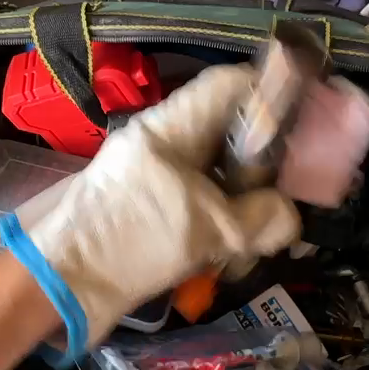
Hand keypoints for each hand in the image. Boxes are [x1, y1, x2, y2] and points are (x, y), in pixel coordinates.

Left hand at [2, 65, 301, 357]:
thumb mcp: (207, 230)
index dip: (269, 89)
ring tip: (270, 219)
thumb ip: (261, 218)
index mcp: (170, 127)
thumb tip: (291, 215)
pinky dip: (221, 213)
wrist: (62, 284)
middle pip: (225, 126)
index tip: (305, 109)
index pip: (226, 84)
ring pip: (213, 165)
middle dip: (263, 152)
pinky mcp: (147, 201)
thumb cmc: (130, 241)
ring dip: (244, 191)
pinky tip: (238, 244)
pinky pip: (196, 193)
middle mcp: (161, 139)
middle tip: (297, 177)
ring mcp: (151, 170)